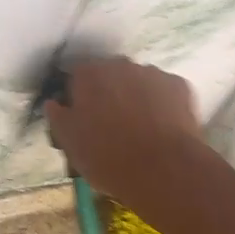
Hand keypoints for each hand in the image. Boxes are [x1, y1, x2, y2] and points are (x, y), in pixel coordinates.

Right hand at [44, 57, 204, 209]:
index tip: (80, 120)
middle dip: (107, 95)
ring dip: (134, 99)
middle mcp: (121, 64)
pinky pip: (164, 93)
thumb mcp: (69, 142)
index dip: (77, 98)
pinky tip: (160, 130)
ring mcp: (153, 73)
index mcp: (89, 74)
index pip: (76, 77)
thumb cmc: (107, 156)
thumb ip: (58, 117)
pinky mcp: (180, 87)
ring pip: (138, 83)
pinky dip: (160, 106)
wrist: (163, 169)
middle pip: (109, 76)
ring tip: (138, 131)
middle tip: (108, 127)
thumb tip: (54, 103)